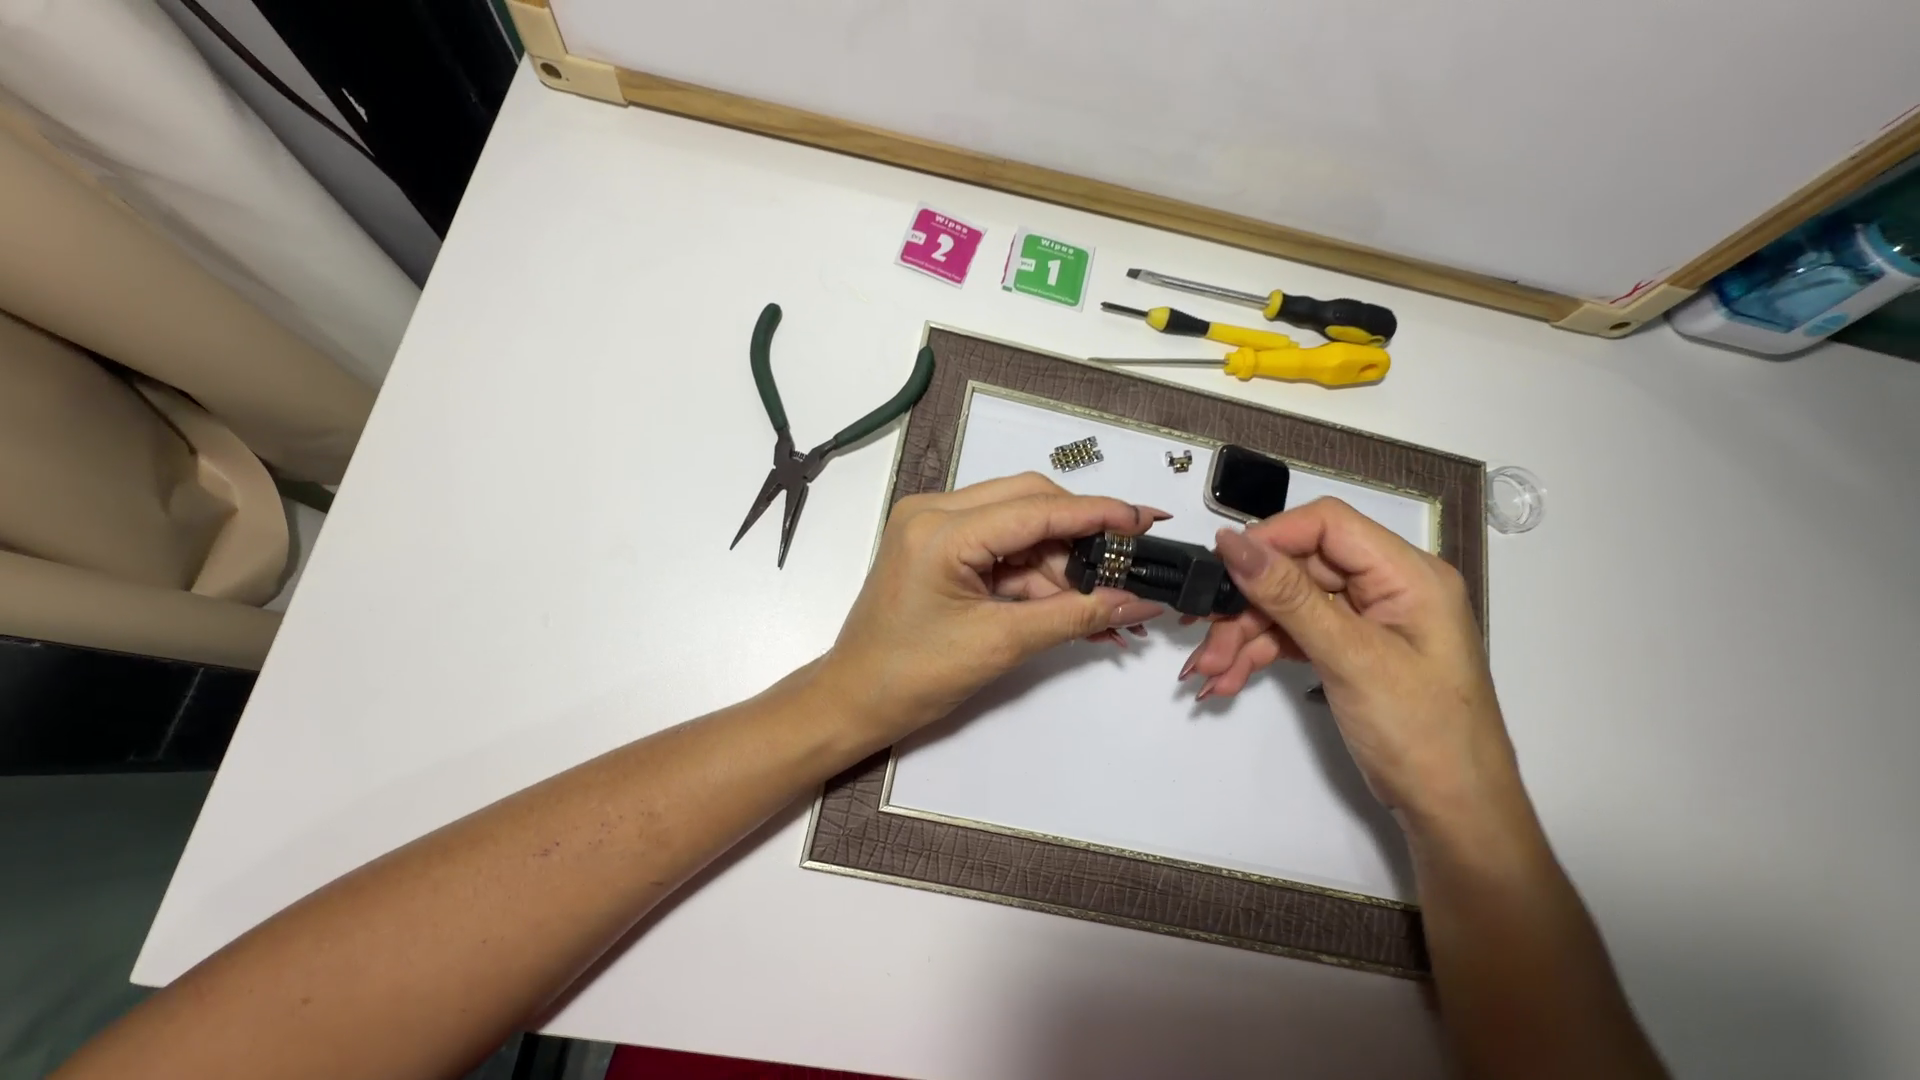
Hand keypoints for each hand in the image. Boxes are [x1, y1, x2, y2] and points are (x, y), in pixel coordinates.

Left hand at [821, 473, 1166, 747]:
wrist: (856, 699)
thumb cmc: (910, 676)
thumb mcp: (1001, 643)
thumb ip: (1074, 616)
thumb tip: (1135, 602)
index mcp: (939, 530)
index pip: (1036, 508)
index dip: (1096, 514)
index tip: (1144, 520)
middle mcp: (932, 512)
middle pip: (1030, 504)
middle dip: (1079, 541)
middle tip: (1122, 574)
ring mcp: (933, 527)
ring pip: (1020, 527)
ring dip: (1060, 565)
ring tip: (1098, 608)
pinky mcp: (939, 546)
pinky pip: (1002, 547)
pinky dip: (1035, 575)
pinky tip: (1067, 606)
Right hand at [1187, 497, 1516, 821]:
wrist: (1453, 812)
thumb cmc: (1421, 733)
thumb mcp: (1350, 658)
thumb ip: (1289, 596)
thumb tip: (1233, 544)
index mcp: (1407, 574)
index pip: (1327, 525)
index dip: (1270, 538)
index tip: (1220, 567)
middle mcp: (1388, 587)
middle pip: (1297, 569)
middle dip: (1246, 606)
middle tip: (1203, 638)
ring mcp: (1368, 620)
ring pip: (1288, 605)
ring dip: (1243, 637)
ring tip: (1209, 673)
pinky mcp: (1350, 649)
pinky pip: (1294, 636)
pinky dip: (1260, 655)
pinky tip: (1228, 679)